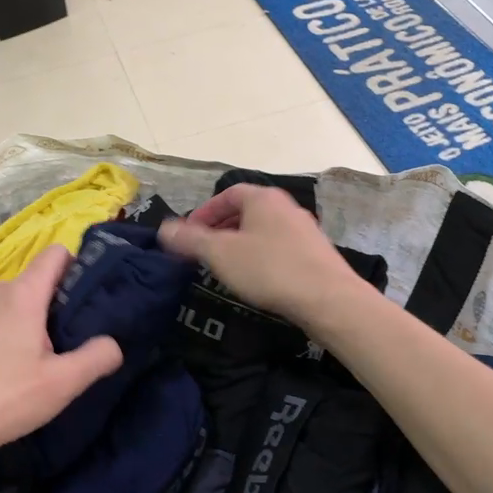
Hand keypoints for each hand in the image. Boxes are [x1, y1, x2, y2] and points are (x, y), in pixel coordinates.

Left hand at [0, 245, 122, 465]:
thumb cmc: (5, 399)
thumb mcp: (63, 384)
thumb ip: (96, 358)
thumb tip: (113, 344)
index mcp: (22, 295)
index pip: (54, 254)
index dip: (78, 264)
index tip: (94, 293)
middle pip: (35, 279)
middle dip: (57, 298)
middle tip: (73, 333)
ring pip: (12, 298)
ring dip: (31, 314)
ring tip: (43, 349)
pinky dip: (8, 327)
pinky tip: (12, 364)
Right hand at [159, 183, 364, 327]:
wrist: (328, 299)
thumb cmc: (270, 270)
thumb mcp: (220, 254)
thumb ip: (190, 240)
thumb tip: (164, 229)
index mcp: (263, 198)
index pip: (228, 193)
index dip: (205, 212)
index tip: (190, 234)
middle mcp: (286, 207)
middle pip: (246, 212)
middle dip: (221, 229)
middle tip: (203, 252)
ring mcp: (304, 231)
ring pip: (263, 231)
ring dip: (241, 245)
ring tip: (226, 268)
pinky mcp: (315, 255)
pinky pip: (279, 249)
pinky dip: (261, 258)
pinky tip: (256, 281)